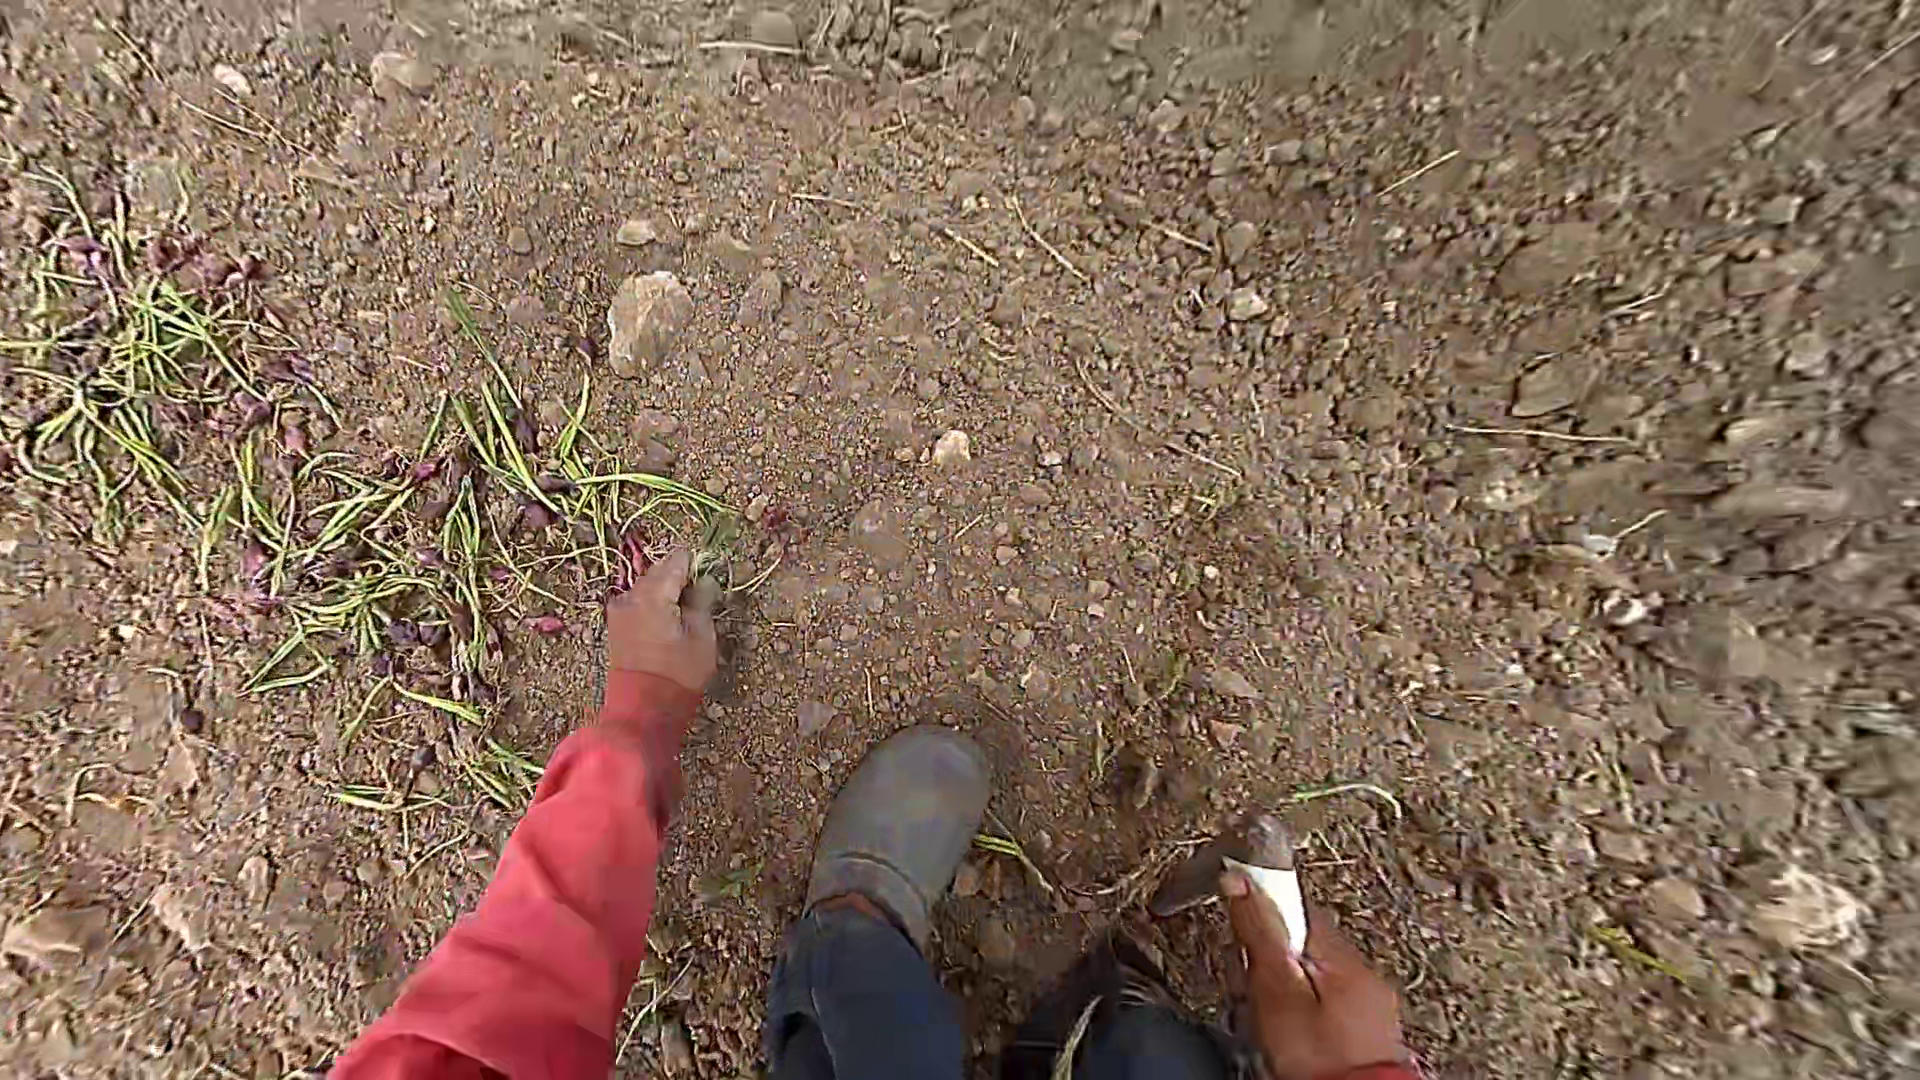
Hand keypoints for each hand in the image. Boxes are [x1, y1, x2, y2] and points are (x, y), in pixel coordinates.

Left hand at [606, 544, 717, 692]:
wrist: (643, 710)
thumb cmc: (679, 671)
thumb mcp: (701, 634)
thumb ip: (702, 599)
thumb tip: (704, 580)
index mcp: (651, 594)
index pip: (677, 560)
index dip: (698, 565)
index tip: (712, 581)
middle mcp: (629, 596)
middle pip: (660, 571)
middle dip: (683, 578)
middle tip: (704, 597)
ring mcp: (619, 611)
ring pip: (649, 587)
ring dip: (669, 592)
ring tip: (689, 612)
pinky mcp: (617, 626)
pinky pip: (640, 602)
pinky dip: (657, 604)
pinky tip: (672, 622)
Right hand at [1222, 870, 1407, 1079]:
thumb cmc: (1317, 1059)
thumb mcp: (1276, 988)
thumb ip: (1258, 930)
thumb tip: (1237, 878)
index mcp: (1344, 955)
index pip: (1293, 903)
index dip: (1260, 912)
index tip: (1241, 935)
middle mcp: (1362, 974)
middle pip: (1296, 939)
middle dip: (1265, 956)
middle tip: (1251, 985)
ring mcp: (1365, 1006)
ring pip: (1304, 970)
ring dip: (1277, 983)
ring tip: (1264, 1013)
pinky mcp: (1362, 1034)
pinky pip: (1317, 1000)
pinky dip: (1296, 1007)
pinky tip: (1284, 1029)